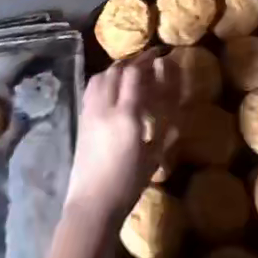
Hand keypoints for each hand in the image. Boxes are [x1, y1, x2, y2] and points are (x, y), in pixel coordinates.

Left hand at [66, 49, 179, 220]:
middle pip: (116, 70)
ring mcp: (90, 111)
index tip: (161, 55)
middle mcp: (105, 107)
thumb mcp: (154, 157)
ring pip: (101, 76)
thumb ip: (165, 130)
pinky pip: (91, 88)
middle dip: (133, 61)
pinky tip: (112, 87)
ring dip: (116, 68)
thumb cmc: (128, 184)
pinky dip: (103, 79)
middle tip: (148, 61)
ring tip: (131, 71)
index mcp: (127, 116)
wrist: (92, 202)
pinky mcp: (81, 118)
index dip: (148, 60)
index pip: (135, 74)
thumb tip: (176, 109)